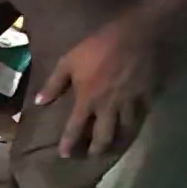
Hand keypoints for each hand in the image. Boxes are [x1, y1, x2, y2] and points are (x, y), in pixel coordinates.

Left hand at [35, 20, 156, 157]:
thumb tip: (39, 103)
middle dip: (97, 150)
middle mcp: (108, 107)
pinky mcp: (147, 95)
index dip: (69, 144)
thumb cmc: (98, 46)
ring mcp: (129, 103)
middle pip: (103, 137)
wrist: (136, 32)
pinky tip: (134, 126)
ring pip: (125, 131)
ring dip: (118, 141)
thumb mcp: (69, 61)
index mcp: (88, 100)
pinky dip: (138, 122)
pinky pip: (143, 114)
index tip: (65, 155)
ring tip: (113, 146)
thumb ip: (54, 83)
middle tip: (92, 155)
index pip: (75, 129)